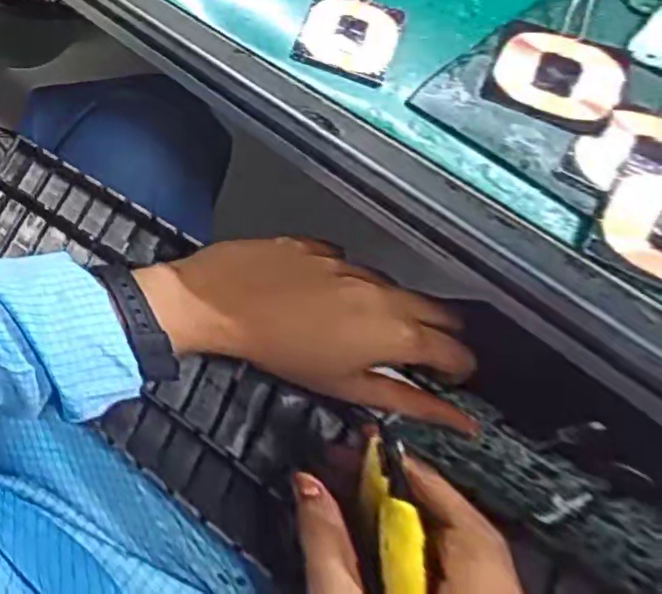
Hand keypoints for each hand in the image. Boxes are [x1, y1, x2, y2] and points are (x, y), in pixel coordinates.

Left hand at [132, 237, 478, 431]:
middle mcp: (376, 290)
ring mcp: (339, 262)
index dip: (455, 369)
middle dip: (435, 331)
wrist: (206, 303)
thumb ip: (409, 402)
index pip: (459, 351)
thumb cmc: (268, 346)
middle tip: (410, 346)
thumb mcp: (343, 385)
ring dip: (384, 300)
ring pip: (388, 281)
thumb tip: (458, 421)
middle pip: (437, 310)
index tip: (442, 375)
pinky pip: (338, 257)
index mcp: (396, 330)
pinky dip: (338, 272)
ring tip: (353, 316)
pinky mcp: (304, 243)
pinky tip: (317, 286)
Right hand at [294, 457, 523, 593]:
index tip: (374, 446)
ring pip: (464, 558)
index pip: (468, 527)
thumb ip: (325, 540)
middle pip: (467, 537)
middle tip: (354, 464)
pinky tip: (382, 539)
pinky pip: (462, 577)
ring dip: (411, 520)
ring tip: (360, 495)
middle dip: (409, 493)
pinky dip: (420, 548)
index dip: (422, 479)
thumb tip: (307, 483)